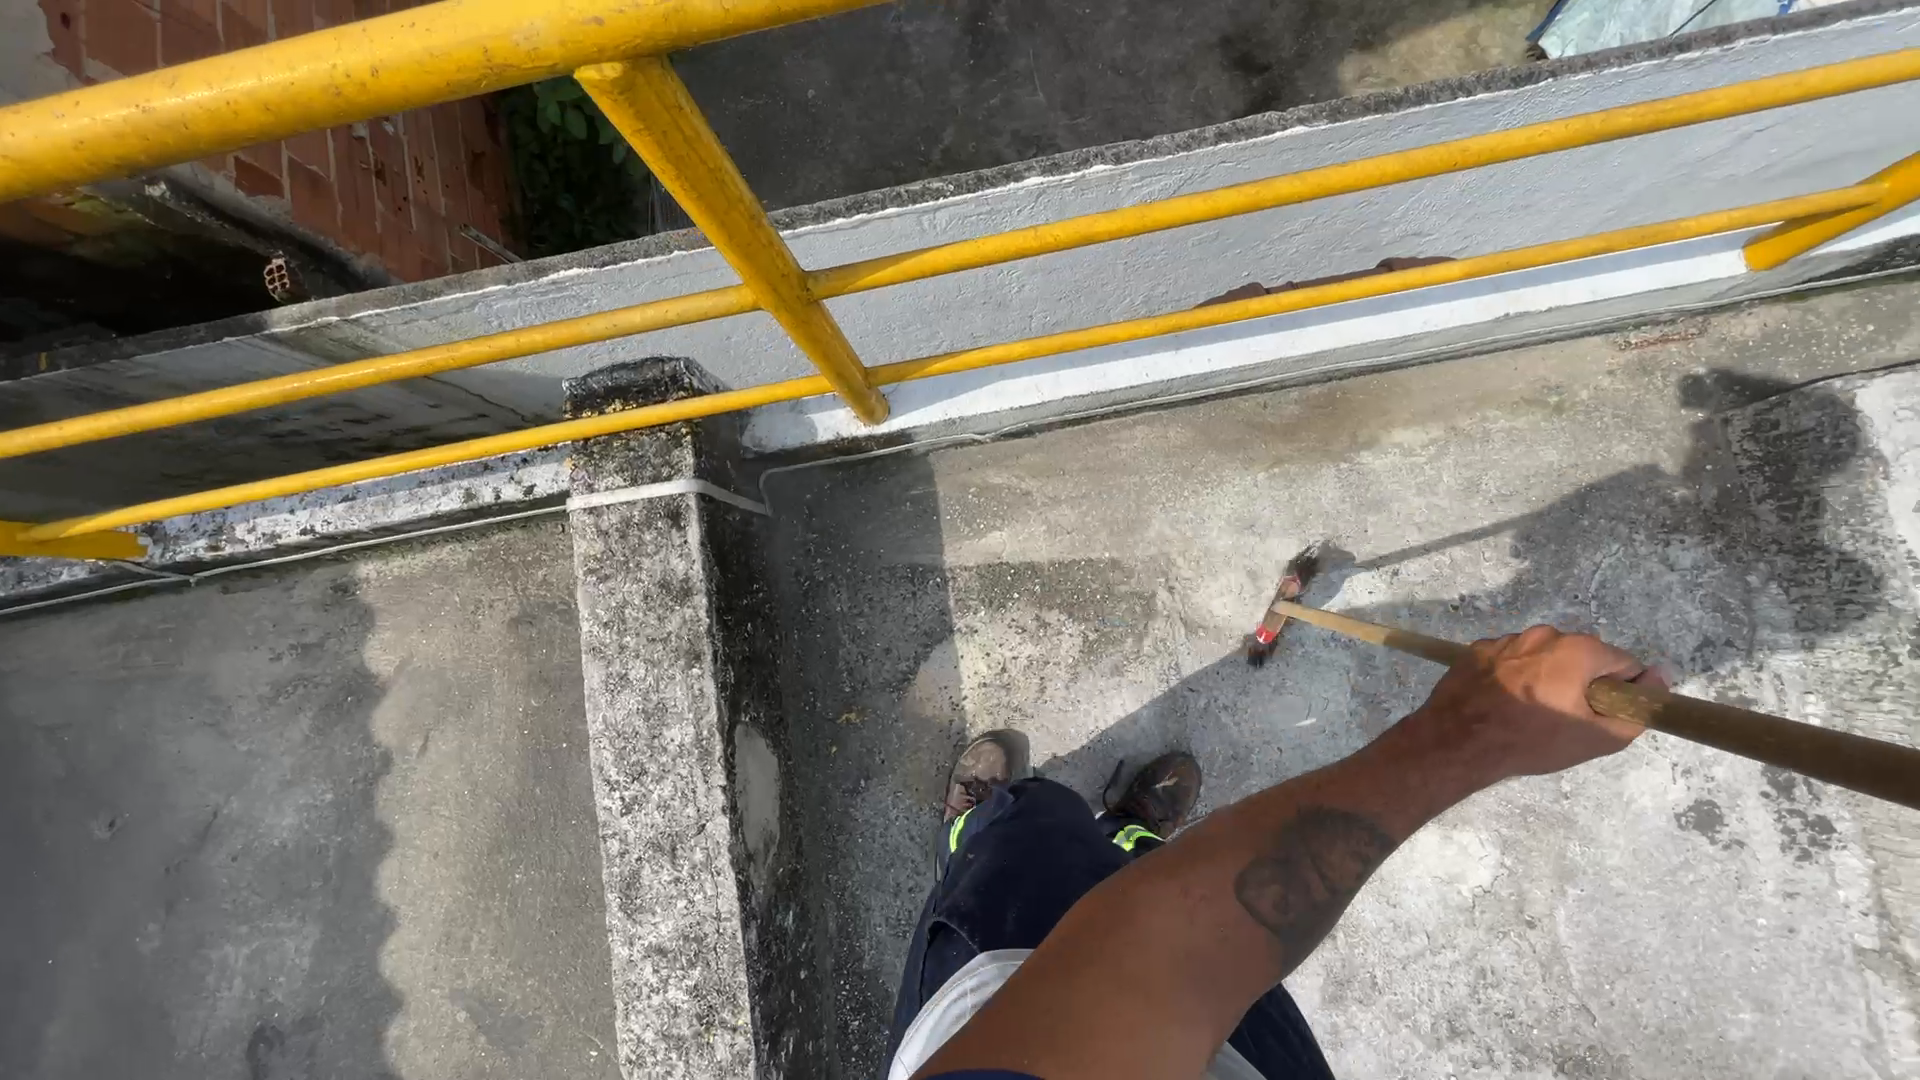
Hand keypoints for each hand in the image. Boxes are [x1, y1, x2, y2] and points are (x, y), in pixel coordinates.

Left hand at [1411, 625, 1665, 783]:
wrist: (1457, 741)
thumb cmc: (1531, 740)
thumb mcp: (1599, 736)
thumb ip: (1639, 707)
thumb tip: (1657, 678)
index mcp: (1575, 648)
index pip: (1622, 664)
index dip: (1620, 690)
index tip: (1601, 712)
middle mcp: (1539, 634)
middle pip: (1581, 657)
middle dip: (1581, 682)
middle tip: (1564, 714)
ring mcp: (1502, 639)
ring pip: (1542, 656)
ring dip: (1546, 676)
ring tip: (1530, 709)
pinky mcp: (1474, 650)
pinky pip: (1509, 659)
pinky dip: (1512, 675)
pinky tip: (1503, 699)